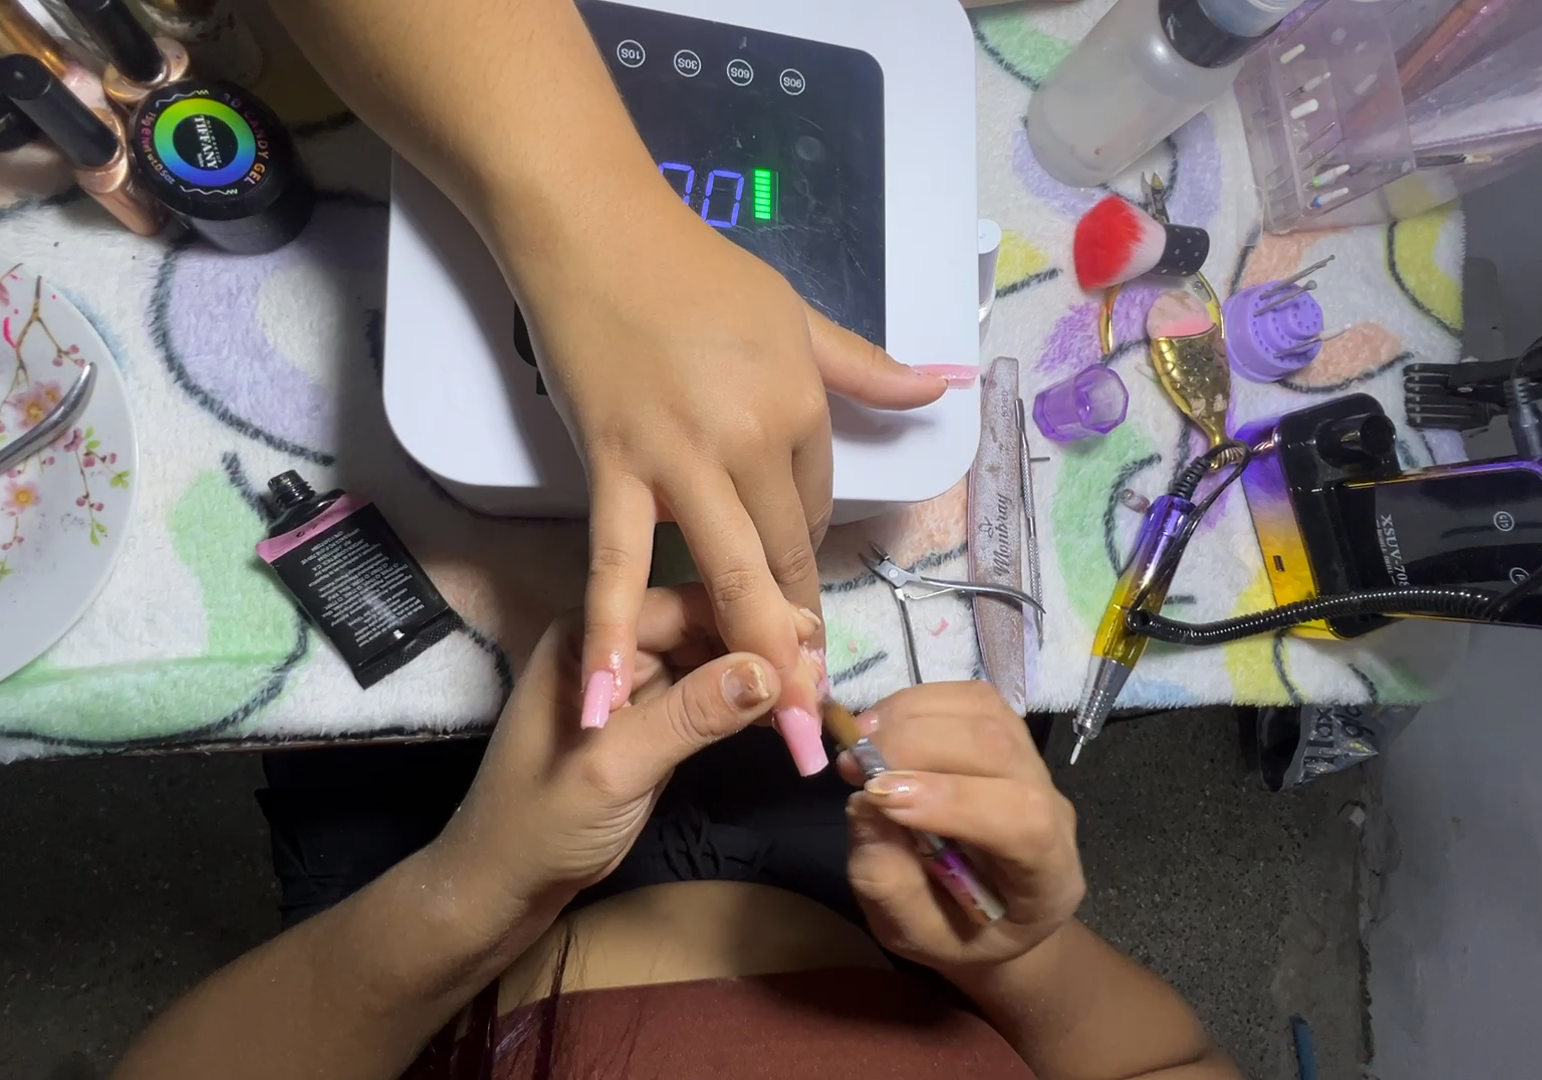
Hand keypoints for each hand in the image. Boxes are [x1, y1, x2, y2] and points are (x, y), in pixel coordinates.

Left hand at [435, 586, 782, 913]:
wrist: (507, 885)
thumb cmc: (542, 820)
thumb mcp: (616, 765)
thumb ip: (690, 714)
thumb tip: (771, 671)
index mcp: (589, 634)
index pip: (681, 607)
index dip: (745, 622)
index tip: (807, 643)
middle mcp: (614, 644)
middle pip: (702, 629)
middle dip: (760, 648)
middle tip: (821, 669)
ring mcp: (636, 680)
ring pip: (712, 661)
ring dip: (760, 677)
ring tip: (815, 691)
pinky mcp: (655, 715)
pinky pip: (709, 697)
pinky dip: (745, 704)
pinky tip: (784, 712)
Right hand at [508, 190, 944, 773]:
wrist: (596, 232)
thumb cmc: (700, 273)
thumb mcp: (799, 316)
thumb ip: (871, 367)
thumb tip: (945, 385)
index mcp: (800, 406)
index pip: (818, 503)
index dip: (808, 550)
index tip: (793, 583)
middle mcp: (752, 444)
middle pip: (787, 556)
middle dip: (801, 635)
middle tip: (817, 714)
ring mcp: (680, 464)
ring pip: (727, 574)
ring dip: (752, 653)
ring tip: (773, 728)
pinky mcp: (613, 472)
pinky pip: (616, 563)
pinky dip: (614, 633)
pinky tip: (612, 700)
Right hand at [838, 682, 1085, 971]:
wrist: (994, 911)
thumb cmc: (960, 931)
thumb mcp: (917, 938)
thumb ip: (890, 885)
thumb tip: (863, 807)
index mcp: (1047, 872)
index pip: (1021, 819)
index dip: (949, 798)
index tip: (877, 797)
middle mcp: (1052, 805)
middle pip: (997, 747)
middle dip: (914, 745)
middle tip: (852, 764)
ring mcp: (1030, 759)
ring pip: (982, 710)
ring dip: (910, 715)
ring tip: (860, 739)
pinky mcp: (1003, 730)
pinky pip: (967, 696)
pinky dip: (915, 701)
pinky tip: (880, 726)